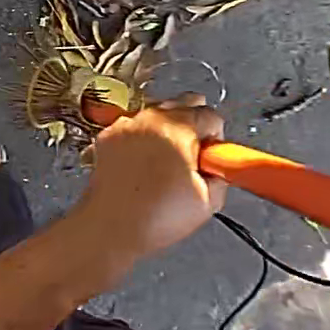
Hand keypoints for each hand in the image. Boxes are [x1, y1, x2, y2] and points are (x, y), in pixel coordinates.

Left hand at [73, 95, 226, 257]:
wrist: (111, 226)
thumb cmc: (154, 216)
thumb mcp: (209, 201)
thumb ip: (221, 173)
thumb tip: (219, 166)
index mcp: (177, 129)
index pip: (210, 115)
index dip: (217, 138)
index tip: (213, 155)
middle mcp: (149, 119)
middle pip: (182, 103)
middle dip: (195, 124)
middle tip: (195, 154)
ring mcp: (125, 125)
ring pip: (156, 112)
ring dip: (168, 129)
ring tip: (168, 161)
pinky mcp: (107, 135)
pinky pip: (133, 126)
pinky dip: (142, 137)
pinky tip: (144, 162)